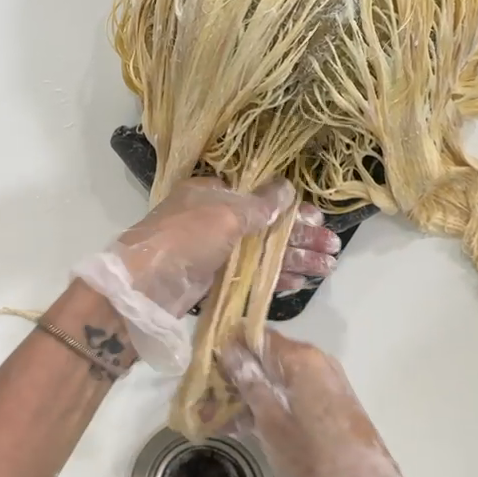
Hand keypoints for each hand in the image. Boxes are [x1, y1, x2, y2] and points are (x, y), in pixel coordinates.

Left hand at [115, 177, 340, 316]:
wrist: (144, 287)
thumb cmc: (185, 239)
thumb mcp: (225, 214)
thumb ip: (260, 205)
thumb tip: (288, 188)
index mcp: (211, 193)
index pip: (260, 197)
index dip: (292, 209)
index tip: (319, 221)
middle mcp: (213, 219)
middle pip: (266, 227)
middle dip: (300, 237)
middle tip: (333, 250)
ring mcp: (213, 252)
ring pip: (261, 253)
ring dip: (294, 259)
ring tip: (326, 268)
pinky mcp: (212, 280)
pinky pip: (249, 275)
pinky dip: (274, 278)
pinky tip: (299, 283)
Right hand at [220, 332, 477, 476]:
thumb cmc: (315, 459)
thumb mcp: (271, 423)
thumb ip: (249, 383)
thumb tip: (228, 349)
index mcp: (301, 359)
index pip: (256, 335)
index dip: (226, 345)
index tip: (201, 361)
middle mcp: (315, 363)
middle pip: (264, 357)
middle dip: (231, 375)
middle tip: (200, 396)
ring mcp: (322, 383)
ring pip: (273, 378)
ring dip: (244, 394)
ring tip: (211, 416)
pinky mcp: (326, 404)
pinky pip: (287, 394)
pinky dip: (265, 406)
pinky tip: (238, 426)